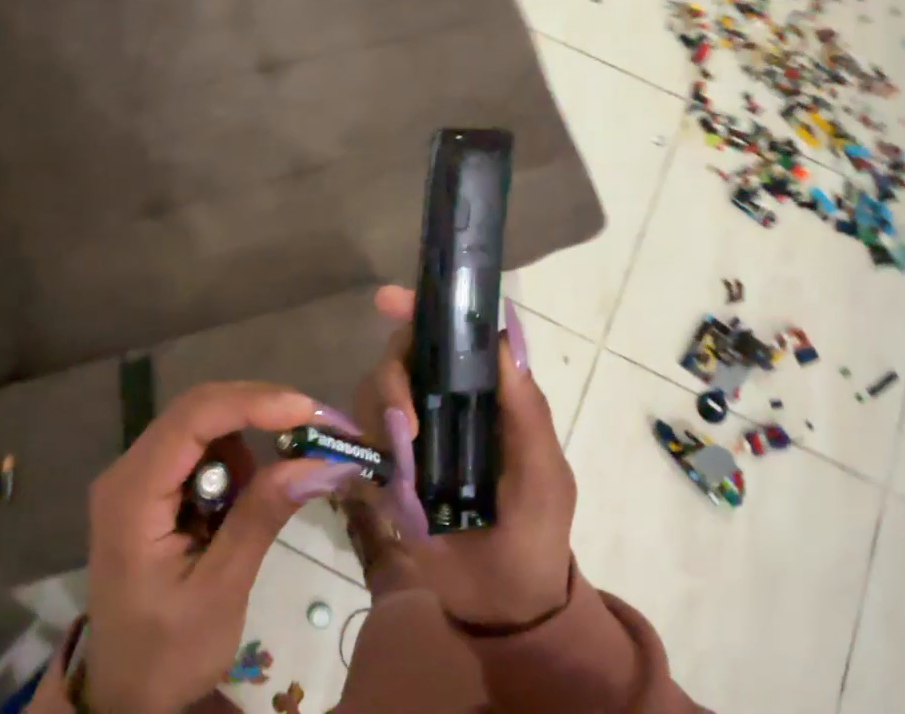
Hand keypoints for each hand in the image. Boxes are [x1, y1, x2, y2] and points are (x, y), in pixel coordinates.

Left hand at [81, 382, 365, 712]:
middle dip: (263, 411)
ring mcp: (139, 476)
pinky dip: (237, 465)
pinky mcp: (154, 488)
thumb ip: (261, 517)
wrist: (122, 691)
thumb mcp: (220, 591)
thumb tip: (321, 463)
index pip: (192, 419)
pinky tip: (244, 506)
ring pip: (205, 426)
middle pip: (199, 410)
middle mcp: (128, 470)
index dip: (253, 404)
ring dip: (252, 441)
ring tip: (279, 489)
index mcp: (131, 494)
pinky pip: (202, 452)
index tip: (310, 413)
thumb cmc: (166, 652)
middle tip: (322, 430)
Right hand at [356, 286, 577, 629]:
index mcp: (485, 395)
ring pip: (374, 390)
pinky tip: (388, 469)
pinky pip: (361, 435)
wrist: (502, 603)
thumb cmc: (535, 532)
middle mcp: (443, 403)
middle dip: (394, 373)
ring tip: (403, 452)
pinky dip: (368, 442)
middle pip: (402, 356)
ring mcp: (411, 434)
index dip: (421, 311)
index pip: (450, 337)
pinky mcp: (386, 467)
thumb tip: (505, 339)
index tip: (389, 301)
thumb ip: (526, 410)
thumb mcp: (543, 472)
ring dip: (382, 410)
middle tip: (404, 420)